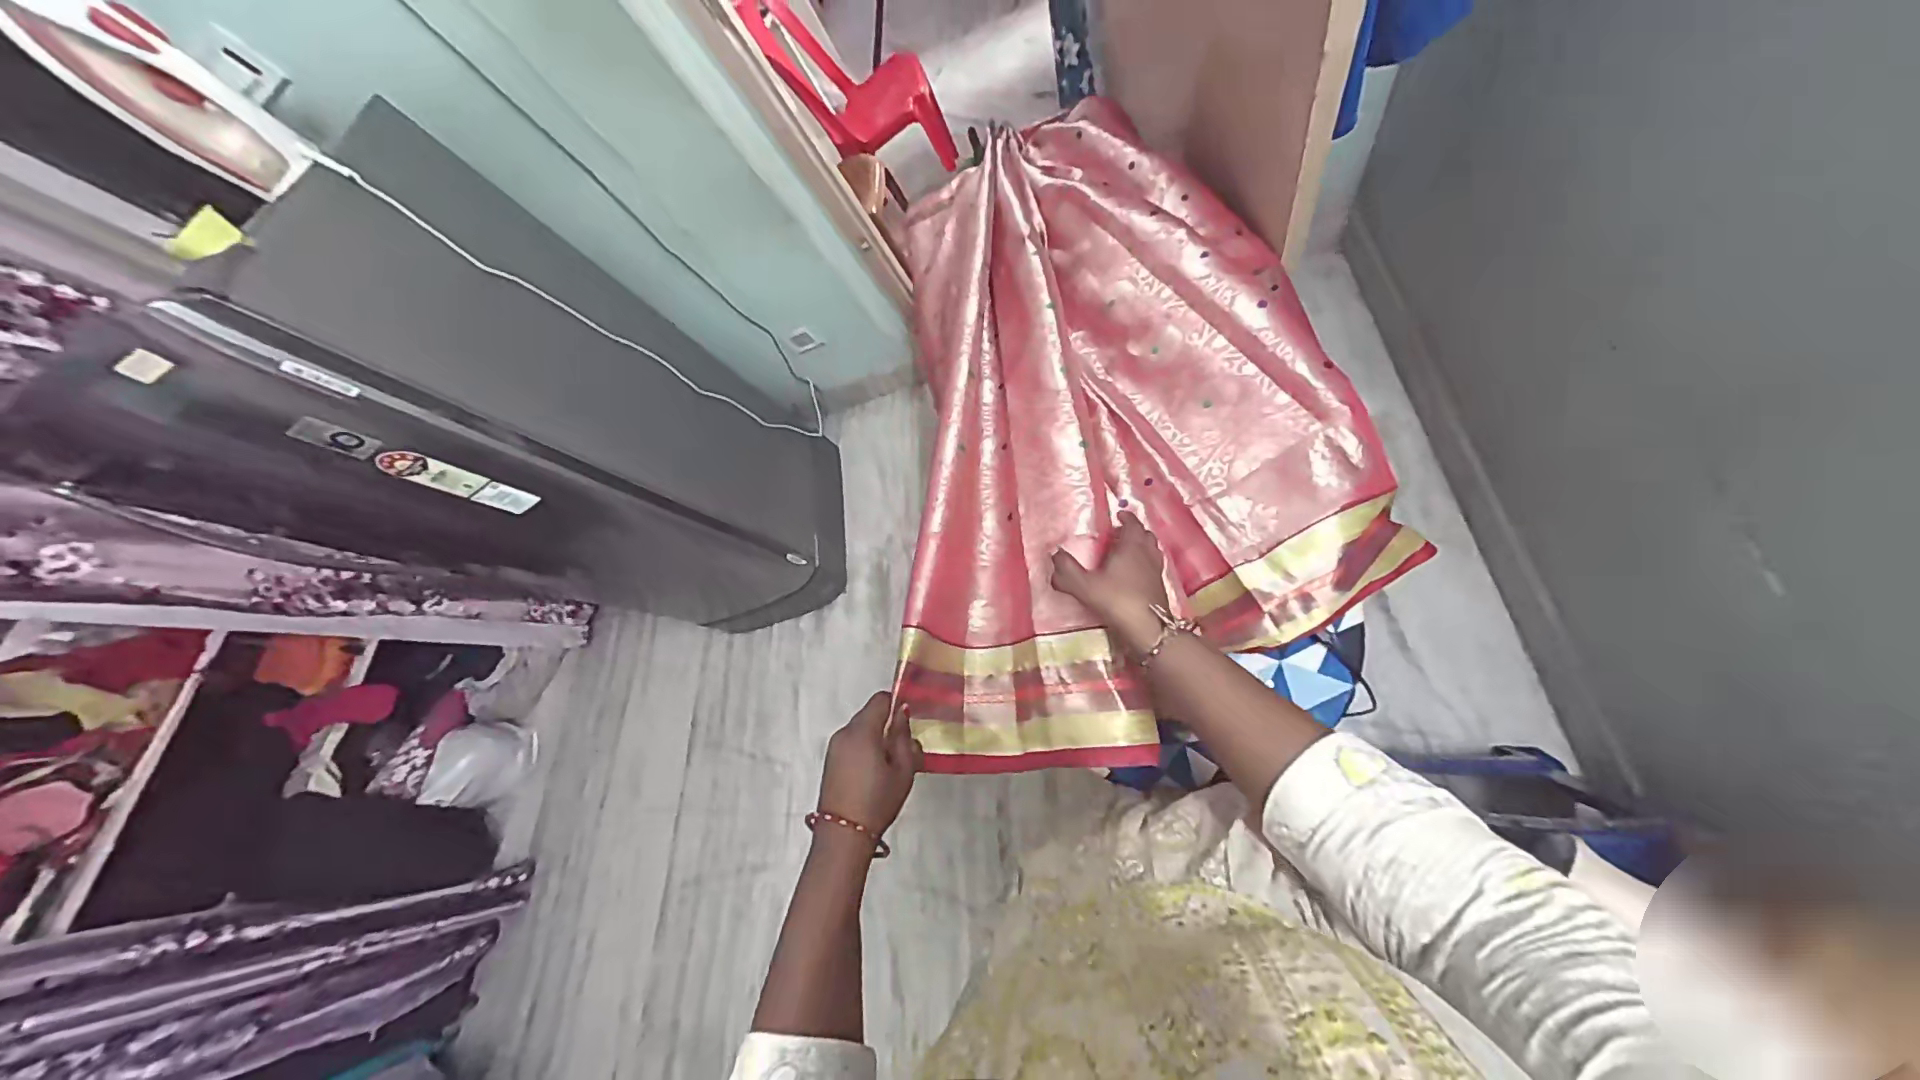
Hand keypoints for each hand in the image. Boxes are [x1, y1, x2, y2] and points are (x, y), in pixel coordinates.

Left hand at [817, 691, 921, 835]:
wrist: (844, 836)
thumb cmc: (878, 801)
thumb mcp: (903, 769)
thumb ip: (904, 736)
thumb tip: (902, 713)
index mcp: (862, 731)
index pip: (880, 699)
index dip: (897, 705)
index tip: (908, 725)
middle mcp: (844, 733)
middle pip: (869, 714)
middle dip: (887, 725)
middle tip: (903, 751)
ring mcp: (834, 747)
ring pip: (860, 730)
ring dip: (875, 739)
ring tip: (889, 767)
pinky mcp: (830, 761)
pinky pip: (851, 743)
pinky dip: (864, 749)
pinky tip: (873, 774)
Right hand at [1049, 511, 1172, 652]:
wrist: (1147, 629)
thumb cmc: (1116, 600)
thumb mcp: (1084, 586)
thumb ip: (1067, 570)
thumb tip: (1054, 554)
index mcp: (1131, 546)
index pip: (1132, 524)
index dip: (1126, 517)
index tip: (1118, 514)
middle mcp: (1147, 554)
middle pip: (1145, 535)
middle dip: (1134, 530)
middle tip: (1119, 533)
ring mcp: (1156, 571)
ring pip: (1152, 550)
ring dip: (1142, 545)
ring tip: (1128, 550)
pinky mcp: (1160, 586)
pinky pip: (1154, 565)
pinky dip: (1146, 562)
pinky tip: (1135, 574)